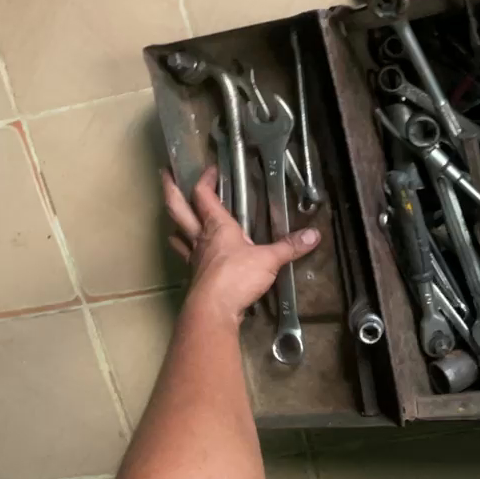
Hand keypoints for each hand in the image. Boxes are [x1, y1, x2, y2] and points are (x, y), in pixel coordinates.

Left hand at [164, 167, 317, 321]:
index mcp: (217, 226)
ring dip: (175, 222)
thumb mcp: (269, 260)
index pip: (204, 195)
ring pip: (177, 233)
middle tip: (165, 175)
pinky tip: (191, 254)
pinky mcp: (195, 276)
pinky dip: (186, 251)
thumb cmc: (237, 277)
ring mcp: (194, 258)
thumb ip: (289, 247)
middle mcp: (200, 238)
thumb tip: (314, 235)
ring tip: (176, 217)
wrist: (214, 309)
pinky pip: (186, 257)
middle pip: (178, 208)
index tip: (210, 169)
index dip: (205, 180)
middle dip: (171, 189)